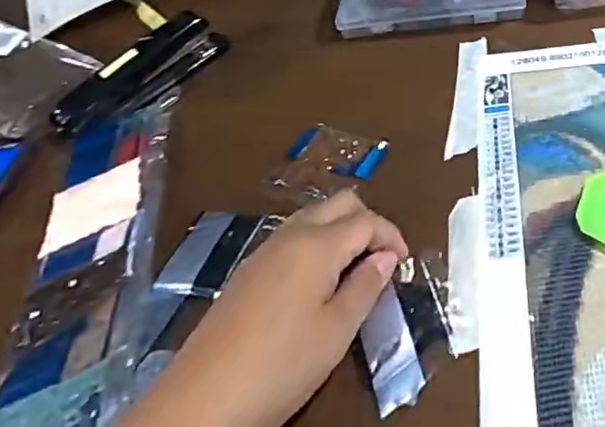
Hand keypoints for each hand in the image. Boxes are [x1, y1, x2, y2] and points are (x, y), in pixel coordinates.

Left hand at [122, 191, 408, 426]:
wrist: (200, 402)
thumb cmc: (279, 366)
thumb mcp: (335, 333)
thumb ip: (365, 288)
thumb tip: (386, 257)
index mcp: (318, 244)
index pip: (367, 219)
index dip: (392, 235)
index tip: (404, 263)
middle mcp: (292, 234)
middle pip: (340, 203)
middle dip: (367, 222)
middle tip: (381, 260)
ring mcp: (266, 249)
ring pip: (315, 216)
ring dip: (341, 231)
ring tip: (354, 272)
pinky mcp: (248, 270)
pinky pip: (293, 237)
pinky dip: (317, 243)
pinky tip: (317, 283)